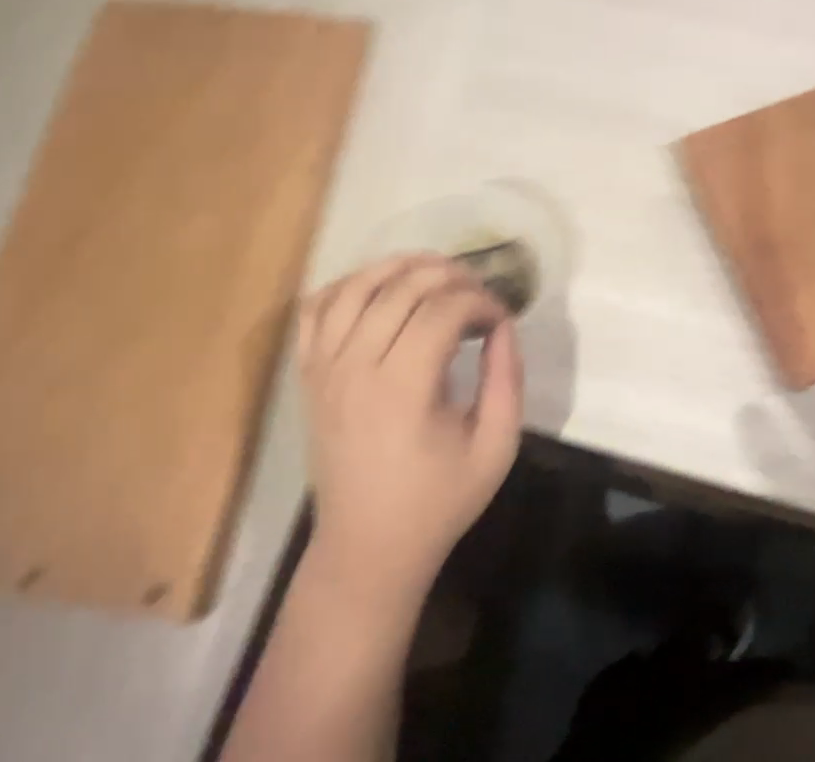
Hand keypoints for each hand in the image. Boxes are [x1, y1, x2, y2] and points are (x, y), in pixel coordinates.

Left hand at [298, 254, 523, 599]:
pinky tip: (376, 291)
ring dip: (396, 267)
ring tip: (433, 273)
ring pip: (353, 287)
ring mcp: (323, 369)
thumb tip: (503, 326)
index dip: (481, 301)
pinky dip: (344, 287)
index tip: (502, 318)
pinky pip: (315, 311)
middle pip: (400, 288)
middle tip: (477, 291)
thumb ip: (506, 380)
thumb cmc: (438, 502)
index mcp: (403, 389)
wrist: (368, 546)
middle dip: (447, 275)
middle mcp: (355, 368)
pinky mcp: (308, 376)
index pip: (443, 310)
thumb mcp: (495, 447)